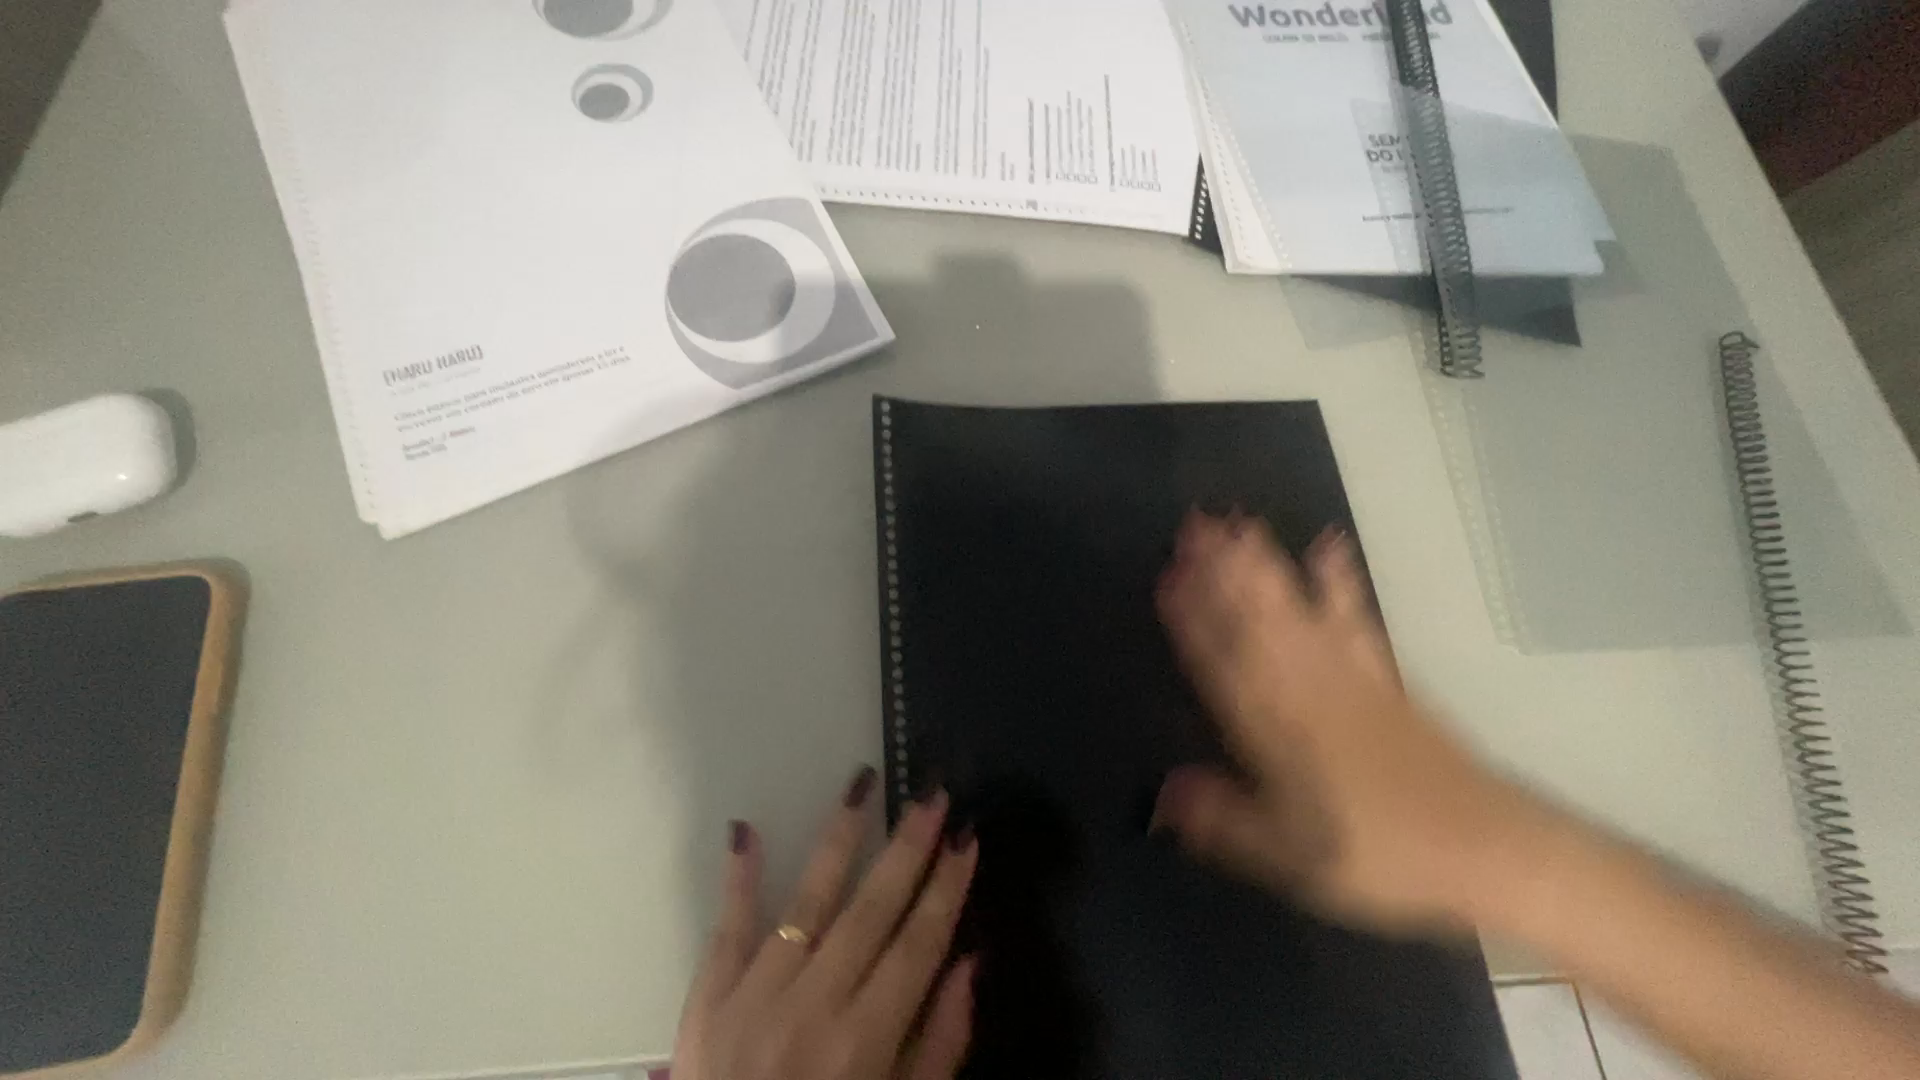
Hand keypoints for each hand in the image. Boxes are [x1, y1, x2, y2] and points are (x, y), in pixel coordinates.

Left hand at [673, 772, 979, 1079]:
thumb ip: (939, 1044)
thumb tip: (970, 963)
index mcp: (864, 1041)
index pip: (918, 945)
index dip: (947, 888)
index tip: (966, 838)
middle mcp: (813, 1006)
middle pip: (871, 910)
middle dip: (907, 848)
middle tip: (931, 793)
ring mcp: (754, 996)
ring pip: (807, 900)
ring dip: (838, 838)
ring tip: (860, 783)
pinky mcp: (706, 1001)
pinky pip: (725, 929)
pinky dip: (737, 878)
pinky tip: (745, 827)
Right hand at [1152, 511, 1550, 935]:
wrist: (1490, 851)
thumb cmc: (1378, 854)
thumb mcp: (1288, 856)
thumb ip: (1222, 821)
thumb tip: (1160, 792)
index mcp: (1274, 727)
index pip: (1222, 661)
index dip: (1192, 618)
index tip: (1167, 575)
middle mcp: (1305, 687)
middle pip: (1256, 619)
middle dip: (1222, 569)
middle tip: (1195, 523)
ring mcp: (1348, 674)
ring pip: (1296, 607)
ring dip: (1265, 563)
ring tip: (1240, 521)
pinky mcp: (1384, 675)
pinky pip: (1354, 616)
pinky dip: (1339, 579)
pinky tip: (1328, 544)